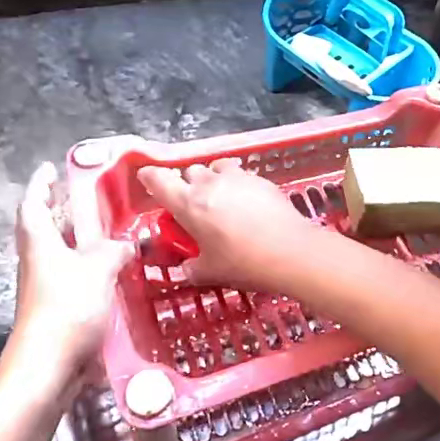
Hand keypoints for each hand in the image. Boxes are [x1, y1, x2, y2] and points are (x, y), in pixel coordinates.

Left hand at [14, 163, 132, 370]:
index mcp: (41, 244)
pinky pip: (77, 280)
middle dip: (61, 211)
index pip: (35, 204)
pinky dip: (93, 270)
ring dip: (80, 242)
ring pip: (63, 255)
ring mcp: (48, 289)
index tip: (50, 168)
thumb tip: (128, 244)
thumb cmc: (67, 308)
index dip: (41, 184)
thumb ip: (114, 251)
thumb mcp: (98, 269)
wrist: (49, 366)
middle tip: (85, 198)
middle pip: (46, 229)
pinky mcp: (61, 312)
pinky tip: (116, 273)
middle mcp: (40, 263)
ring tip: (110, 232)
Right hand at [136, 159, 329, 288]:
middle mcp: (209, 184)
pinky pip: (241, 175)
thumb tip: (186, 268)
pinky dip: (237, 184)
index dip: (150, 178)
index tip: (148, 179)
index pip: (159, 181)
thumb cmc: (243, 263)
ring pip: (216, 168)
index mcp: (188, 204)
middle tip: (194, 206)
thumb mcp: (210, 272)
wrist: (291, 251)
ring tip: (220, 198)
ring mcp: (237, 178)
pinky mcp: (261, 180)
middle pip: (190, 172)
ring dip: (213, 179)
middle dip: (187, 185)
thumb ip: (192, 268)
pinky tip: (246, 203)